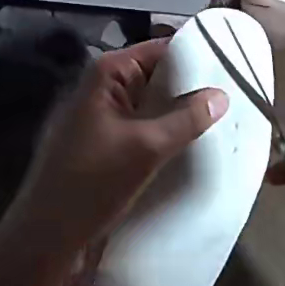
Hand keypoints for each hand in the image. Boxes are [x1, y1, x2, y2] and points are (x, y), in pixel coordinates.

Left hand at [10, 38, 227, 257]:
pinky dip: (167, 131)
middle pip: (158, 75)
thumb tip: (221, 95)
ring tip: (226, 118)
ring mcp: (104, 115)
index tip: (234, 64)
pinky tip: (196, 143)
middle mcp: (105, 86)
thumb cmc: (92, 182)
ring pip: (153, 103)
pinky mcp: (107, 142)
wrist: (47, 236)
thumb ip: (186, 119)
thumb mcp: (146, 148)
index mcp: (108, 73)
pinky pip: (145, 126)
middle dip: (193, 86)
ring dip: (182, 112)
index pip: (161, 49)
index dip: (197, 54)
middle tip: (237, 95)